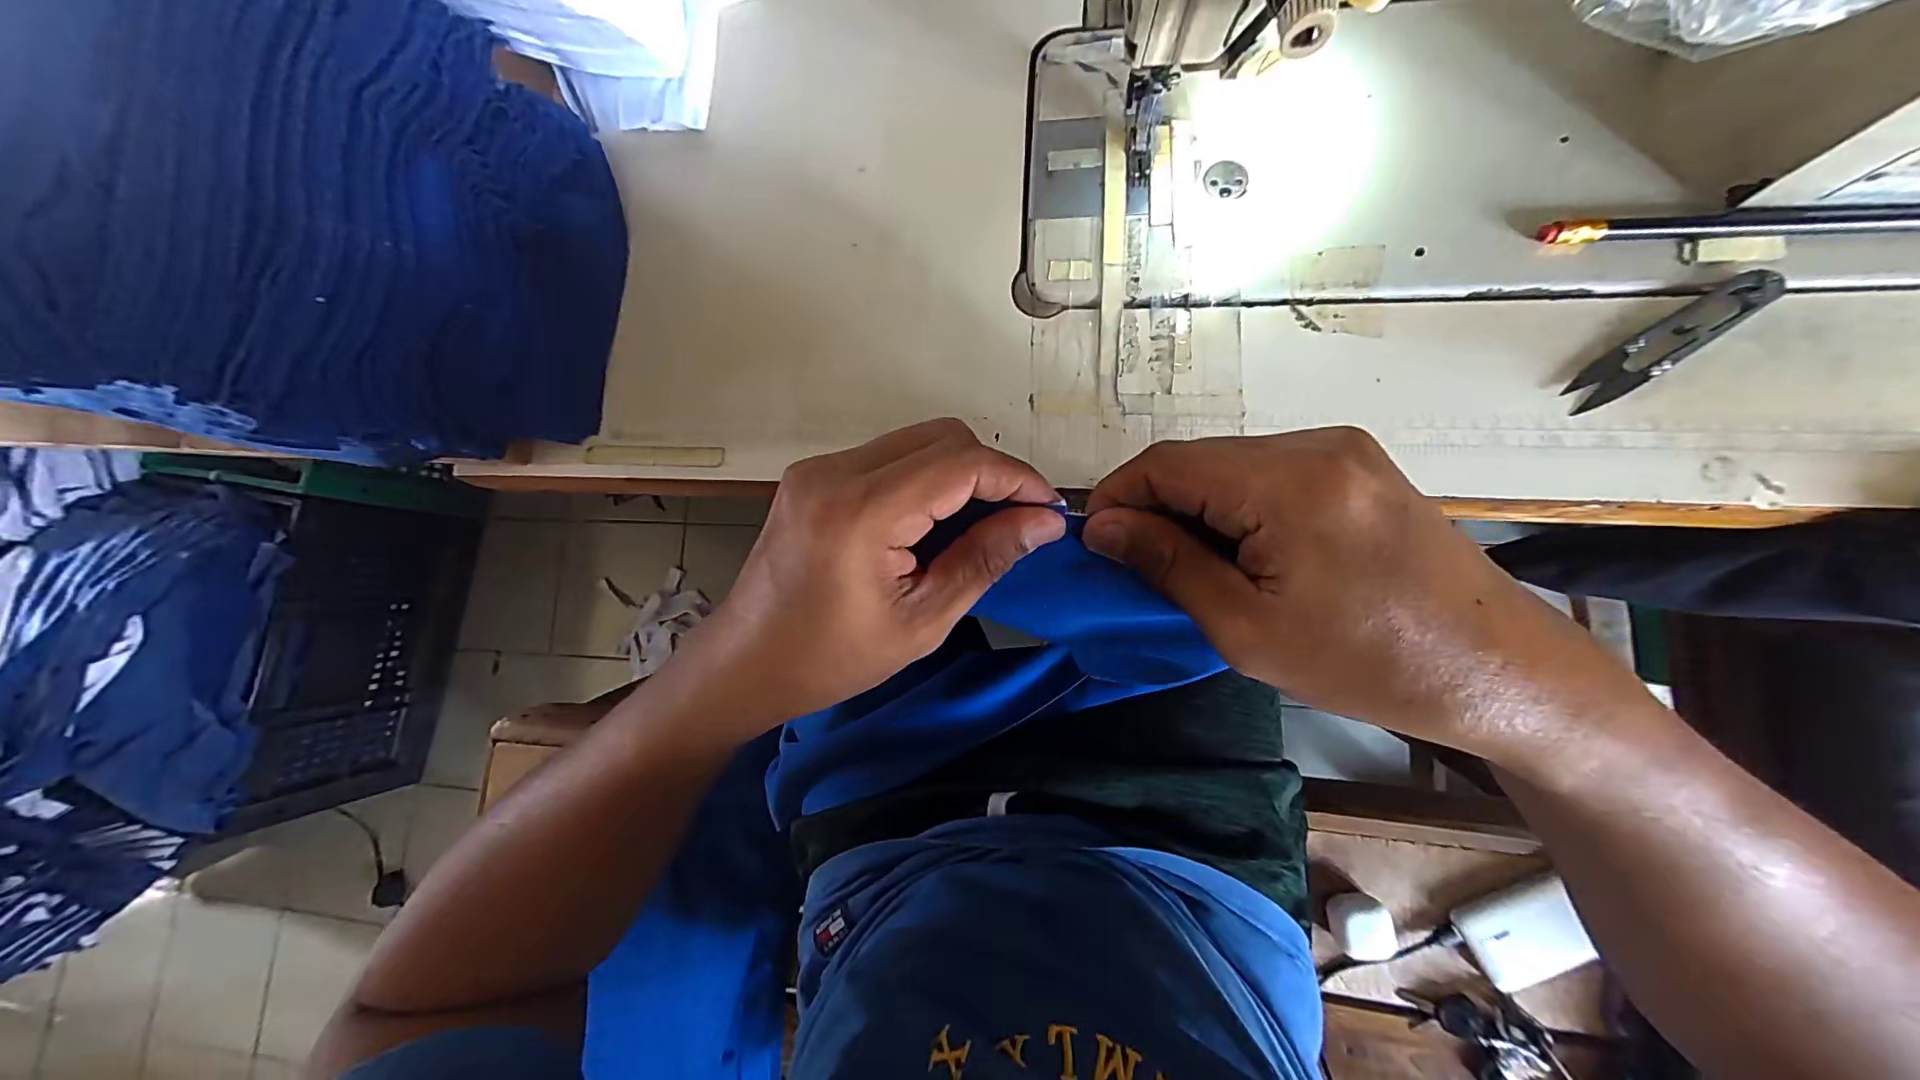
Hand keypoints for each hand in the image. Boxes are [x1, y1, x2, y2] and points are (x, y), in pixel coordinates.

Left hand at [673, 419, 1065, 734]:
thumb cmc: (831, 659)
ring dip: (958, 474)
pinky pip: (889, 457)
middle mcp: (834, 472)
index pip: (959, 462)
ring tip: (975, 528)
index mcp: (860, 512)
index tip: (1046, 509)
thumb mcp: (922, 621)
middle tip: (1014, 522)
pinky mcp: (814, 475)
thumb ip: (985, 560)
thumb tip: (1042, 522)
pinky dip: (925, 479)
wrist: (745, 664)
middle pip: (941, 436)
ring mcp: (819, 468)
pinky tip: (932, 524)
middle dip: (990, 471)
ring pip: (917, 440)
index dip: (1015, 477)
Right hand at [1082, 428, 1642, 756]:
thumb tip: (1103, 526)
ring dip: (1192, 508)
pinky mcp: (1357, 466)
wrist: (1500, 672)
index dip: (1117, 497)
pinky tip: (1239, 552)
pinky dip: (1233, 506)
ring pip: (1229, 464)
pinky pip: (1267, 472)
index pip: (1167, 464)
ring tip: (1188, 567)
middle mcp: (1316, 444)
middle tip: (1137, 566)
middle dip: (1154, 506)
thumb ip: (1169, 564)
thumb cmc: (1368, 665)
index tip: (1095, 545)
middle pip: (1197, 459)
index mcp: (1289, 482)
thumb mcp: (1247, 629)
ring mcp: (1343, 450)